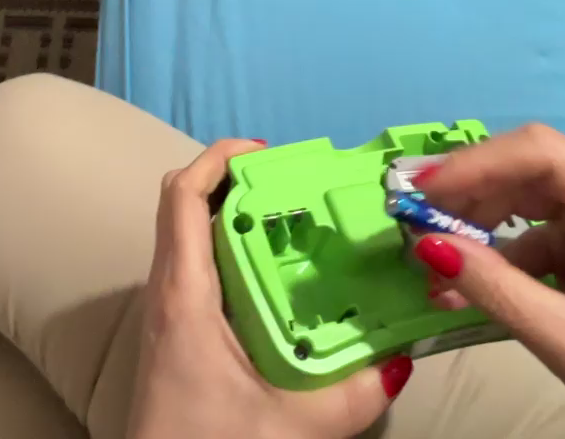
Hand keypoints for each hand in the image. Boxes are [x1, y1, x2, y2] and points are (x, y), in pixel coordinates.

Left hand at [126, 139, 412, 438]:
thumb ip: (353, 395)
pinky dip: (226, 245)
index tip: (264, 153)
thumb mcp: (291, 427)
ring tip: (285, 216)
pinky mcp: (172, 326)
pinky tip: (269, 272)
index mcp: (184, 294)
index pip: (183, 196)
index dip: (217, 158)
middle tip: (288, 182)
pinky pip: (193, 261)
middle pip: (184, 202)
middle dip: (232, 177)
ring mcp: (165, 306)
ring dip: (230, 211)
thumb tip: (399, 358)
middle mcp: (166, 287)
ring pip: (186, 230)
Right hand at [411, 125, 564, 438]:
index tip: (418, 191)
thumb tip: (422, 243)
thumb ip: (498, 291)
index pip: (548, 157)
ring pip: (522, 191)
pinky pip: (529, 224)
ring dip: (471, 219)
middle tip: (407, 215)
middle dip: (466, 190)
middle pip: (530, 167)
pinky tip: (457, 276)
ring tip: (426, 253)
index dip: (476, 165)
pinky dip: (490, 248)